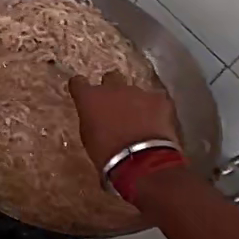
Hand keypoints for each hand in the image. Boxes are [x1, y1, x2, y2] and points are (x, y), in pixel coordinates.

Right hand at [67, 71, 181, 174]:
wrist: (140, 160)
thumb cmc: (106, 153)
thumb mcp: (88, 137)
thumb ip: (91, 119)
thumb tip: (96, 117)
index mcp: (90, 98)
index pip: (78, 82)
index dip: (81, 87)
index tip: (83, 94)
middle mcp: (112, 88)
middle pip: (110, 78)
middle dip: (111, 88)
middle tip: (114, 106)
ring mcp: (138, 91)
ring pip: (134, 91)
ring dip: (134, 102)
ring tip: (139, 121)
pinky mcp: (159, 98)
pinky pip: (155, 100)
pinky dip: (154, 109)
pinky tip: (156, 123)